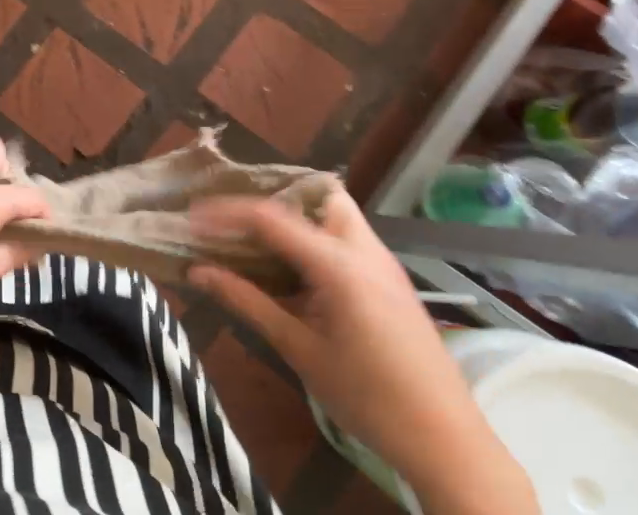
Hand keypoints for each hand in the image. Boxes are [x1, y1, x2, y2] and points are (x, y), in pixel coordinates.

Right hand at [189, 192, 534, 512]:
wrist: (447, 442)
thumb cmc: (367, 398)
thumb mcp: (298, 349)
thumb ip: (247, 302)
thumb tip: (196, 271)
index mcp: (340, 266)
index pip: (271, 217)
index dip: (225, 212)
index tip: (190, 217)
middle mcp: (365, 252)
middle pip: (320, 195)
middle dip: (275, 196)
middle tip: (234, 217)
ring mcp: (384, 266)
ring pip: (337, 214)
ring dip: (295, 216)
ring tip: (253, 238)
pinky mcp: (390, 283)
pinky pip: (347, 239)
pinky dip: (313, 238)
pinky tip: (289, 268)